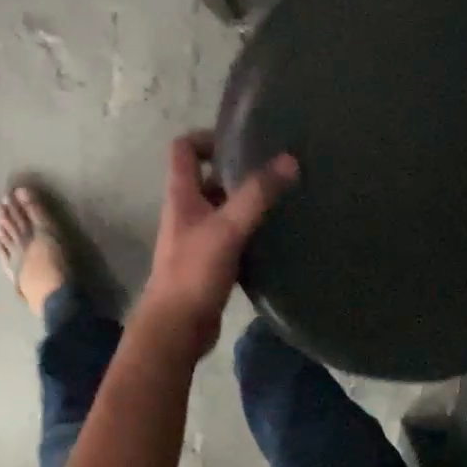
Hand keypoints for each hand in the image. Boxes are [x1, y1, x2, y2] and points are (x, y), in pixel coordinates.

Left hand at [135, 130, 298, 357]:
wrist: (176, 328)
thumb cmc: (194, 273)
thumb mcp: (227, 228)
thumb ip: (257, 194)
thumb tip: (290, 160)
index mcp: (181, 197)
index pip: (184, 149)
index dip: (208, 138)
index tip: (240, 143)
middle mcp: (186, 215)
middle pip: (209, 181)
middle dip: (238, 174)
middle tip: (274, 173)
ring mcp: (197, 243)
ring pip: (223, 214)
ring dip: (247, 207)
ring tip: (282, 203)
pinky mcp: (210, 268)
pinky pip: (232, 243)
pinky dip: (249, 238)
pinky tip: (274, 241)